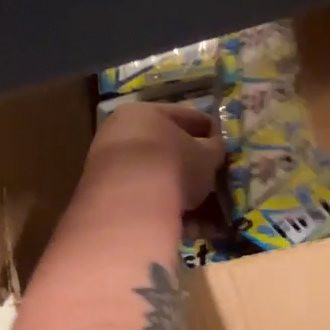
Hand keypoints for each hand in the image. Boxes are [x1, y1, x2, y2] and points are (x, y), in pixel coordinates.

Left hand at [88, 102, 224, 211]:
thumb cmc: (174, 166)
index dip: (211, 130)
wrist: (129, 203)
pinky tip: (182, 217)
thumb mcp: (207, 156)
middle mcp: (121, 129)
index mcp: (146, 112)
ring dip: (178, 184)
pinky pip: (143, 191)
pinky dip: (163, 200)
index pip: (188, 116)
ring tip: (200, 203)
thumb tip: (215, 147)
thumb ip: (215, 149)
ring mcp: (108, 159)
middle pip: (167, 144)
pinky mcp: (105, 188)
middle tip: (210, 174)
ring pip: (155, 170)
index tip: (225, 145)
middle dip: (191, 161)